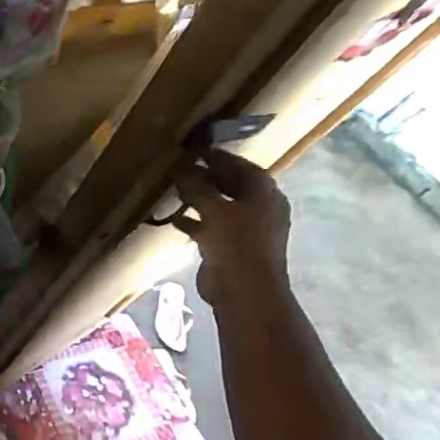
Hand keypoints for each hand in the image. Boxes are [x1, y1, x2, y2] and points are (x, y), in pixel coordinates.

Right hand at [169, 148, 290, 305]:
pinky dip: (195, 221)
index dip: (220, 158)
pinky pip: (211, 226)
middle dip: (208, 177)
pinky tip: (175, 219)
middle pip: (232, 186)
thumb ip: (198, 188)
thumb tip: (182, 170)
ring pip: (220, 206)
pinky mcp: (230, 247)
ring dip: (199, 199)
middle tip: (182, 168)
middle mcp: (259, 208)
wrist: (244, 289)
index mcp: (265, 194)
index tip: (197, 150)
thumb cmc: (236, 243)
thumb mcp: (215, 210)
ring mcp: (246, 229)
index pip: (242, 167)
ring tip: (176, 190)